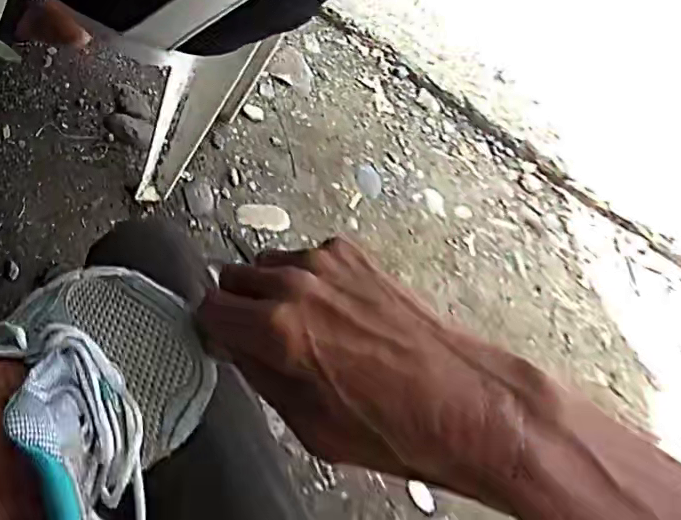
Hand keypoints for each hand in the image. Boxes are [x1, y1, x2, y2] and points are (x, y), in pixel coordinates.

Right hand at [197, 239, 549, 505]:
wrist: (472, 404)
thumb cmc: (405, 426)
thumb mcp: (312, 428)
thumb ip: (258, 377)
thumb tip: (233, 349)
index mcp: (279, 330)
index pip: (208, 308)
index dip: (212, 328)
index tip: (220, 336)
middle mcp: (294, 285)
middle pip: (230, 277)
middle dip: (238, 306)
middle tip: (260, 333)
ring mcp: (321, 262)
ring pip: (264, 264)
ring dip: (271, 289)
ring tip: (305, 323)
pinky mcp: (346, 252)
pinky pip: (303, 257)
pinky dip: (308, 278)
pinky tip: (336, 309)